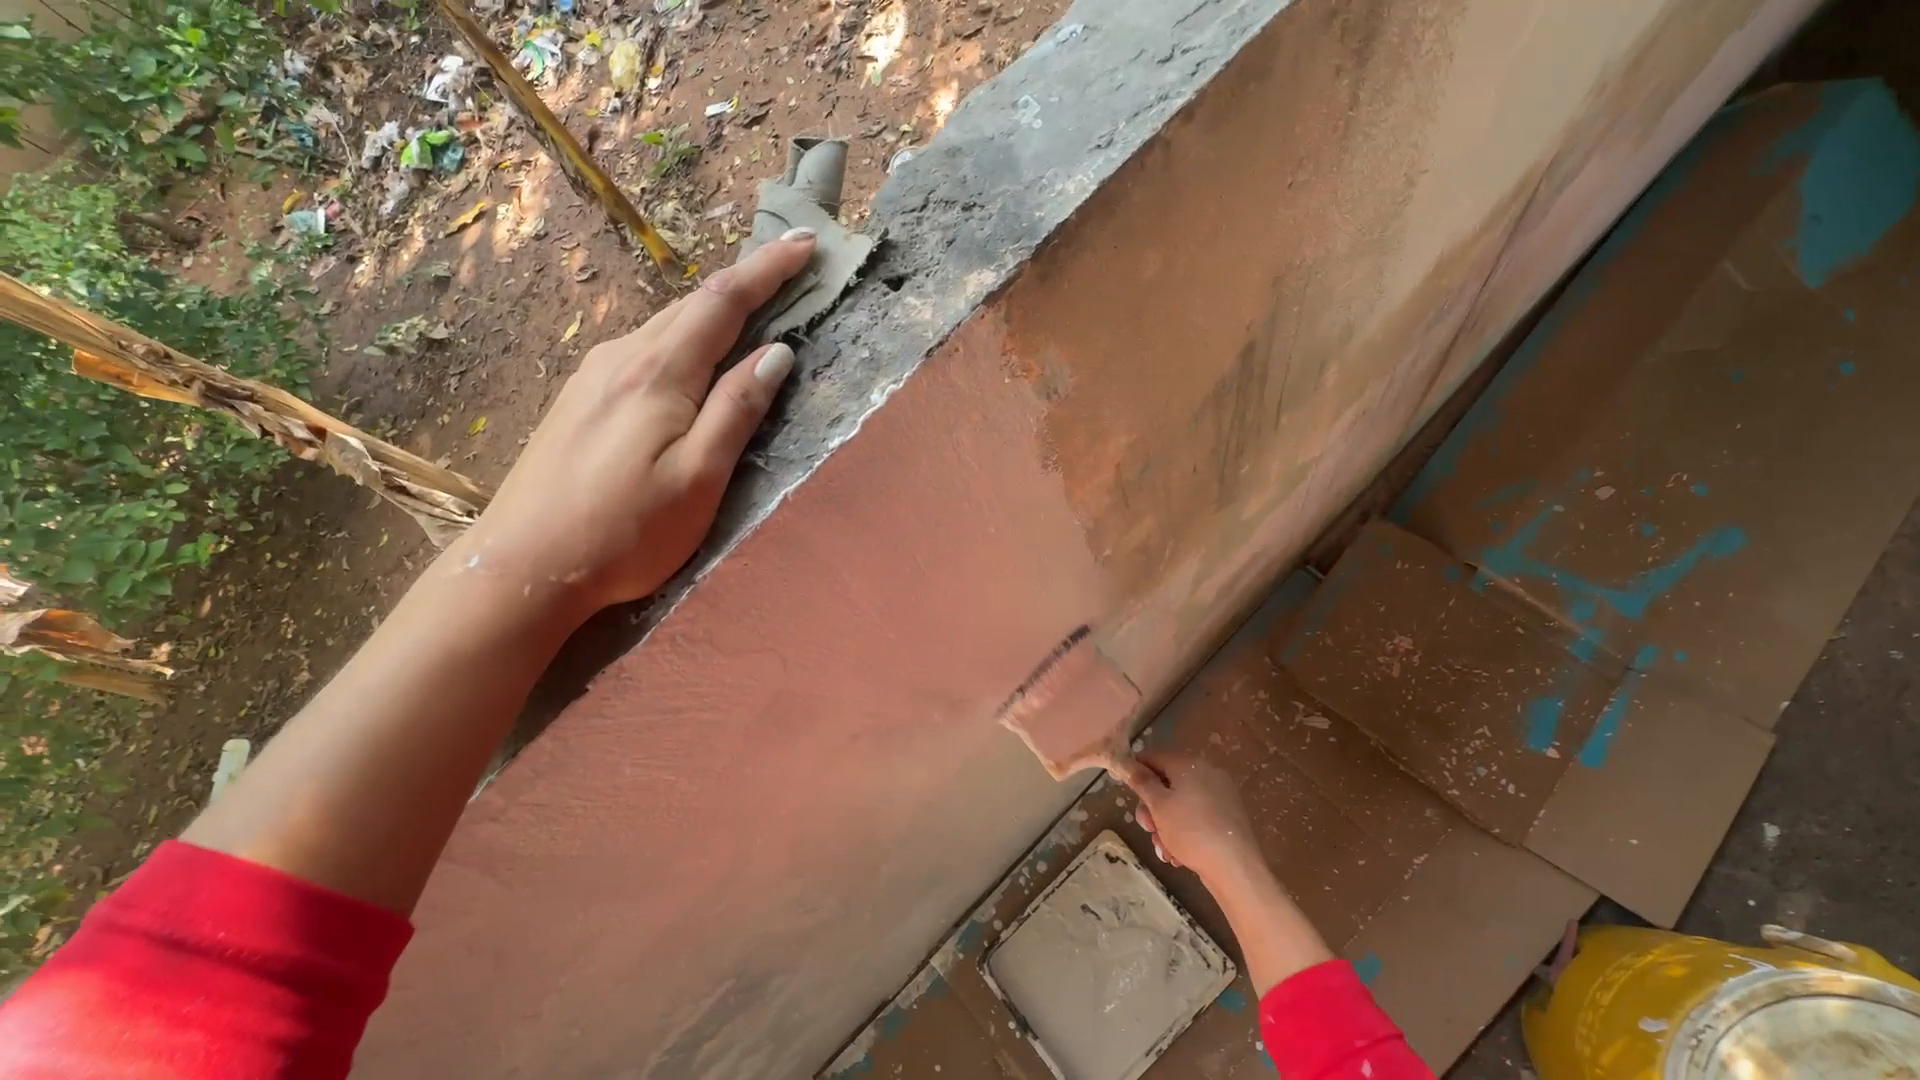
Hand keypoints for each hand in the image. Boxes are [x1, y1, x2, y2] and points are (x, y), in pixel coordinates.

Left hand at [459, 229, 816, 619]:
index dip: (769, 269)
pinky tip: (691, 361)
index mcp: (659, 372)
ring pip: (665, 327)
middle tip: (791, 273)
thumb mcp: (699, 478)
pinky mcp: (579, 399)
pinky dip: (682, 340)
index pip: (724, 302)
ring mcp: (594, 376)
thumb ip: (737, 409)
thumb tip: (777, 351)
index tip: (807, 244)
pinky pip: (643, 350)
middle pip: (693, 305)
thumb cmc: (624, 531)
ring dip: (713, 314)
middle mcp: (622, 358)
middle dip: (746, 283)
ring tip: (751, 315)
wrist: (521, 566)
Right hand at [1117, 752, 1262, 884]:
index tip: (1127, 792)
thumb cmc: (1190, 831)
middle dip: (1152, 808)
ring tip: (1164, 850)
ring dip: (1165, 825)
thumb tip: (1129, 763)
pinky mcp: (1227, 817)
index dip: (1136, 772)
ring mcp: (1219, 796)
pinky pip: (1196, 817)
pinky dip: (1184, 832)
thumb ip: (1142, 782)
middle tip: (1147, 828)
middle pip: (1167, 784)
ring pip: (1180, 805)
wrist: (1235, 866)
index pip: (1153, 757)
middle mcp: (1207, 774)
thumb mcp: (1158, 805)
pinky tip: (1178, 854)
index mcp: (1189, 764)